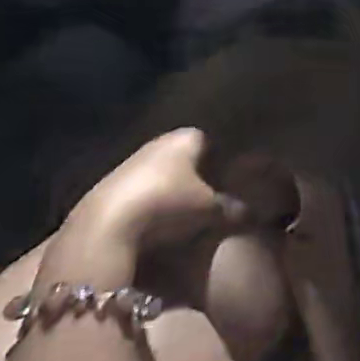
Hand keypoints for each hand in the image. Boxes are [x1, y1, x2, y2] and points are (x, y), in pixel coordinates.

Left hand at [62, 128, 250, 254]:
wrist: (108, 222)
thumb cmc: (168, 203)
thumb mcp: (210, 210)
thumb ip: (232, 208)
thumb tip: (251, 212)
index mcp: (187, 137)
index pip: (212, 142)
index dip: (223, 162)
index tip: (232, 184)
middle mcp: (161, 141)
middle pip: (187, 157)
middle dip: (200, 177)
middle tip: (215, 203)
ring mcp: (135, 160)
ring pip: (165, 173)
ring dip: (176, 191)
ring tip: (190, 218)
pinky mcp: (115, 184)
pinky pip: (146, 190)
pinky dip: (156, 202)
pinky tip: (162, 223)